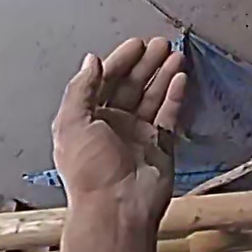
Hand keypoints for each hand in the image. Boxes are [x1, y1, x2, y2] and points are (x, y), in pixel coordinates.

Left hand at [53, 37, 187, 227]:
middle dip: (146, 64)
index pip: (105, 82)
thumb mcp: (71, 124)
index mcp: (88, 119)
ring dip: (163, 75)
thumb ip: (81, 89)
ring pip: (153, 96)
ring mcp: (138, 134)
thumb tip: (91, 61)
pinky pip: (169, 114)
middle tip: (161, 44)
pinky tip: (180, 78)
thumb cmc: (90, 171)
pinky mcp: (161, 145)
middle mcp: (113, 124)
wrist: (117, 207)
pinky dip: (175, 95)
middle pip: (132, 86)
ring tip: (175, 55)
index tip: (136, 44)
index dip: (120, 61)